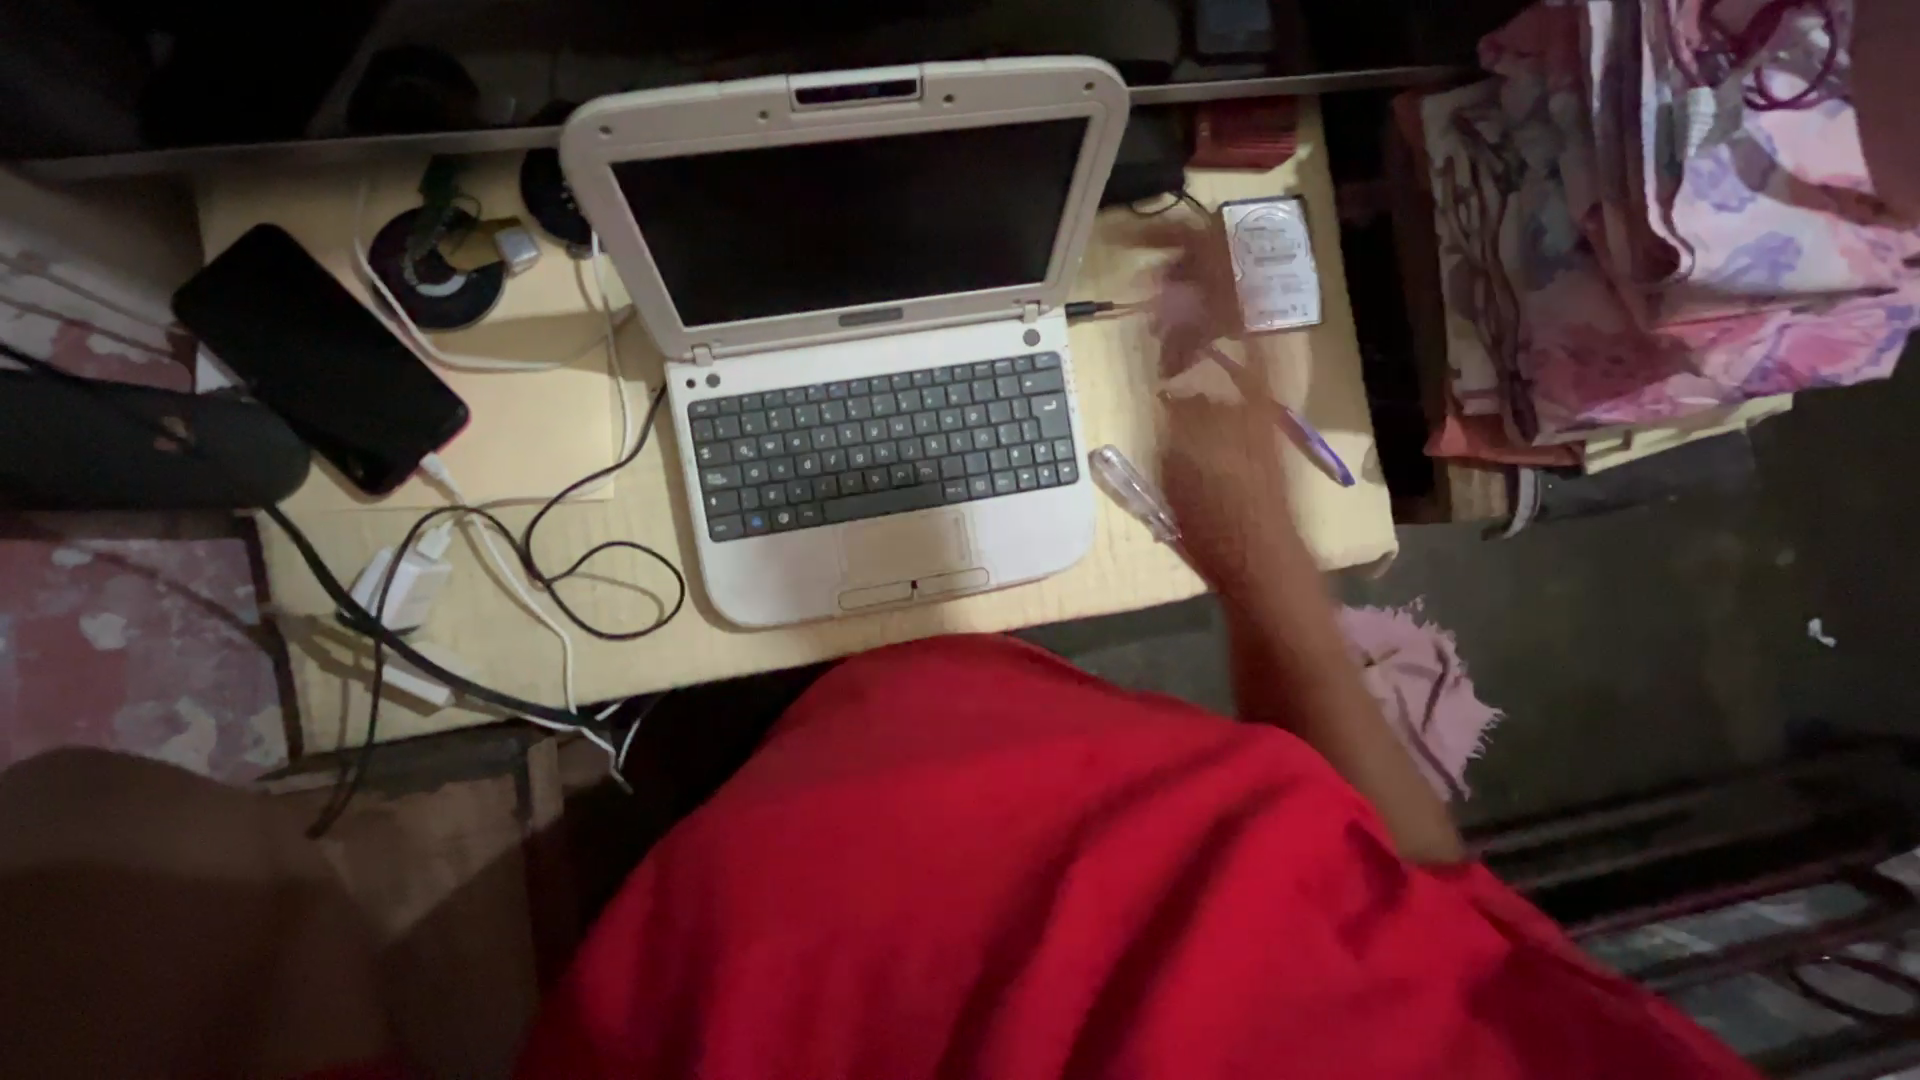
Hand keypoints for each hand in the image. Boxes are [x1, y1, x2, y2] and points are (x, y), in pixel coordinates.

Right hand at [1139, 219, 1305, 593]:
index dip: (1186, 246)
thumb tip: (1167, 307)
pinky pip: (1219, 351)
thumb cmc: (1224, 507)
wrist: (1261, 559)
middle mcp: (1261, 362)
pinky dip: (1190, 340)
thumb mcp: (1186, 437)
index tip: (1142, 238)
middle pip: (1229, 290)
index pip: (1227, 278)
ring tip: (1150, 309)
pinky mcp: (1247, 404)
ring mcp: (1257, 382)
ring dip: (1184, 306)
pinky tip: (1169, 353)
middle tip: (1140, 272)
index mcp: (1250, 362)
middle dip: (1180, 271)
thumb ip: (1175, 366)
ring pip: (1223, 320)